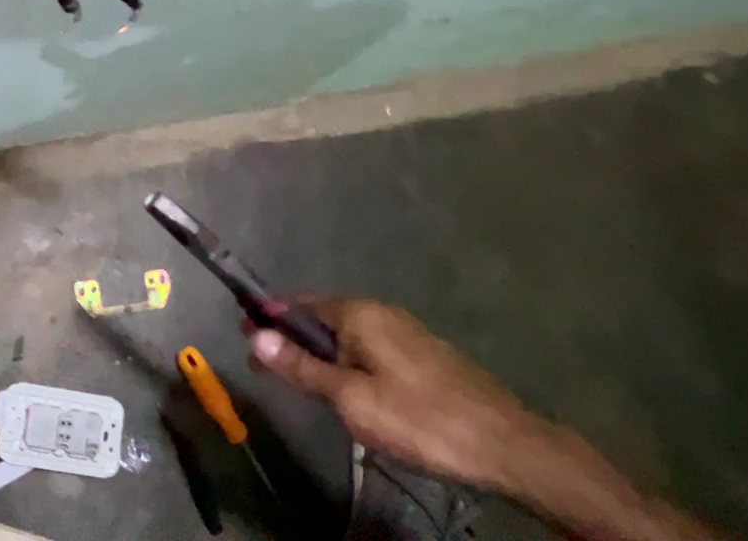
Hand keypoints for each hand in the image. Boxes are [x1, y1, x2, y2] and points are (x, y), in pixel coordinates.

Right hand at [246, 297, 548, 494]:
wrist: (505, 443)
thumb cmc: (418, 419)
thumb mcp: (350, 399)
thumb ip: (302, 367)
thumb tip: (255, 334)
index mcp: (358, 313)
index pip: (298, 303)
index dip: (268, 318)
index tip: (243, 336)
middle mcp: (380, 310)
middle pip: (322, 316)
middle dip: (293, 337)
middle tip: (268, 368)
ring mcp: (406, 330)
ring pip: (347, 334)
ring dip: (320, 351)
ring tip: (303, 382)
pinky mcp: (424, 353)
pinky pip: (369, 347)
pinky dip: (347, 360)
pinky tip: (348, 388)